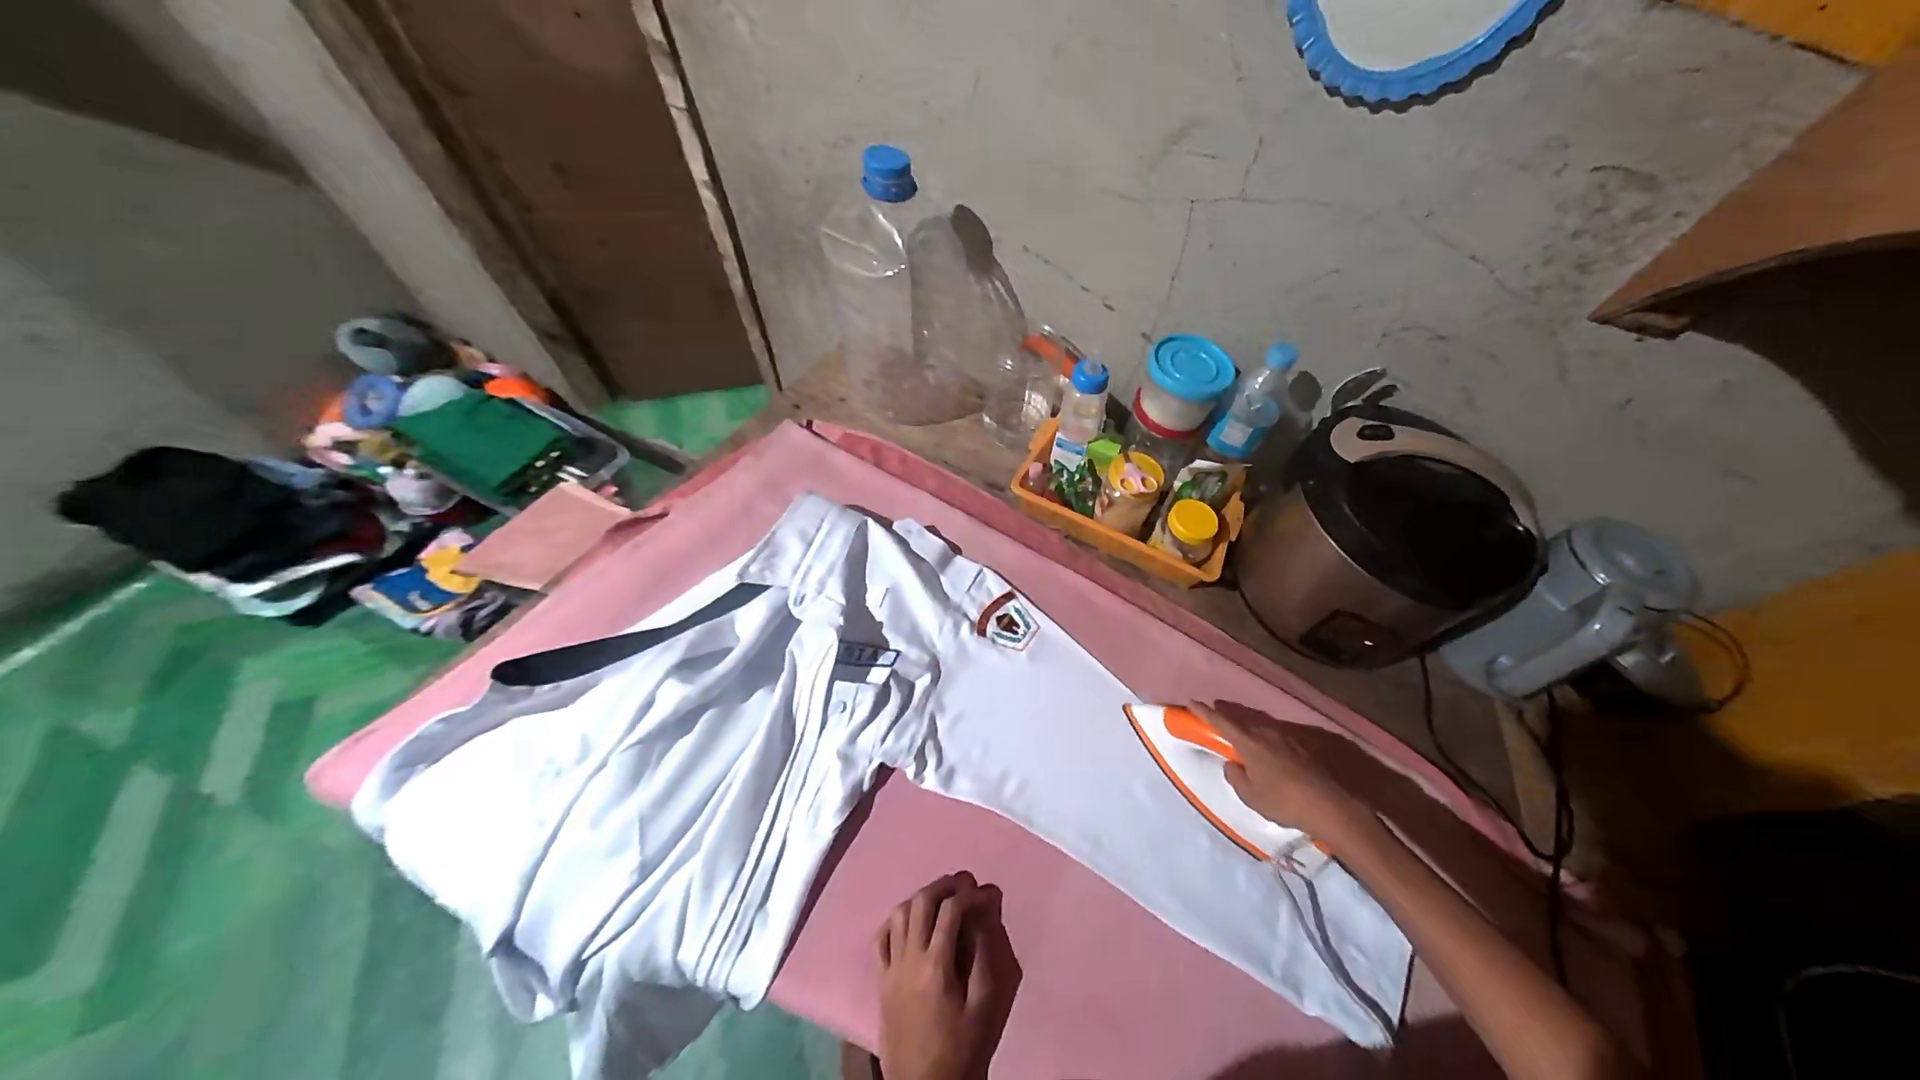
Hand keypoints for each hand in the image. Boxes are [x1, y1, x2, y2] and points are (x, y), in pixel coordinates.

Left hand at [875, 871, 1021, 1079]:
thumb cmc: (963, 1049)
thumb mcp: (986, 1005)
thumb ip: (986, 954)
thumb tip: (988, 913)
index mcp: (936, 965)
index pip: (951, 911)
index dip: (971, 895)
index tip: (987, 892)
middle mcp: (909, 959)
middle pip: (921, 902)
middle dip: (944, 885)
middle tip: (964, 882)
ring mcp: (891, 969)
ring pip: (899, 914)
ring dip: (920, 897)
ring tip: (941, 896)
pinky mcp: (880, 982)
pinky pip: (881, 938)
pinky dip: (896, 920)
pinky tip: (910, 919)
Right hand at [1192, 702, 1373, 840]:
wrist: (1331, 806)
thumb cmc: (1284, 802)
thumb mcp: (1251, 796)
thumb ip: (1236, 777)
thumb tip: (1233, 764)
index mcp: (1250, 743)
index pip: (1222, 722)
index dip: (1205, 712)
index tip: (1192, 701)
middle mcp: (1267, 733)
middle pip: (1243, 717)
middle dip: (1227, 712)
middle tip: (1216, 708)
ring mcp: (1287, 738)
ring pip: (1261, 723)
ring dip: (1247, 720)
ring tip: (1239, 723)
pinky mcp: (1303, 746)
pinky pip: (1276, 732)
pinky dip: (1264, 732)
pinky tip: (1266, 741)